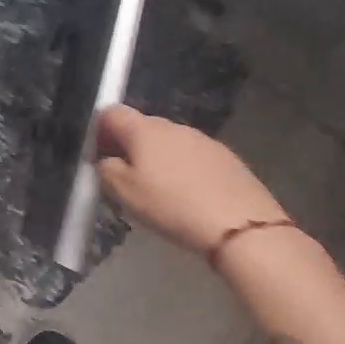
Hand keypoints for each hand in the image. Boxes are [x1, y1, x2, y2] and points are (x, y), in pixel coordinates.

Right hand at [93, 104, 288, 257]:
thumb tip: (106, 159)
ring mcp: (205, 141)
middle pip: (141, 127)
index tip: (100, 157)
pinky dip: (187, 170)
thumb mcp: (123, 192)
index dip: (98, 131)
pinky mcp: (230, 159)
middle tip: (128, 178)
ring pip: (170, 142)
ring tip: (163, 191)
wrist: (245, 230)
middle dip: (130, 146)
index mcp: (143, 129)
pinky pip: (195, 157)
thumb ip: (105, 169)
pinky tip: (191, 196)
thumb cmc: (173, 207)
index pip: (110, 112)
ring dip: (160, 158)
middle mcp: (173, 126)